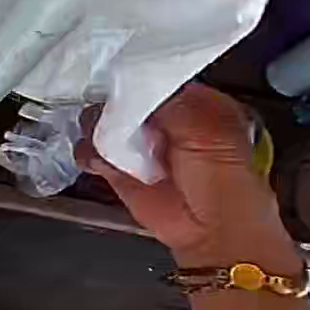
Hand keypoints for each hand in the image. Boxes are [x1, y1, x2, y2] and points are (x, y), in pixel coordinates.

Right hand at [79, 84, 298, 270]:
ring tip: (114, 149)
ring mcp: (133, 143)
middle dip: (110, 108)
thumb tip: (130, 90)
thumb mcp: (210, 134)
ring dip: (97, 134)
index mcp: (190, 103)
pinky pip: (87, 151)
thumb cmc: (223, 181)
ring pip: (96, 124)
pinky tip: (101, 164)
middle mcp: (158, 119)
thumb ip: (173, 106)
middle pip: (118, 100)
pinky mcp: (112, 166)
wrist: (209, 230)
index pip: (153, 79)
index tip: (119, 80)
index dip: (135, 78)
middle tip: (118, 122)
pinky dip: (87, 155)